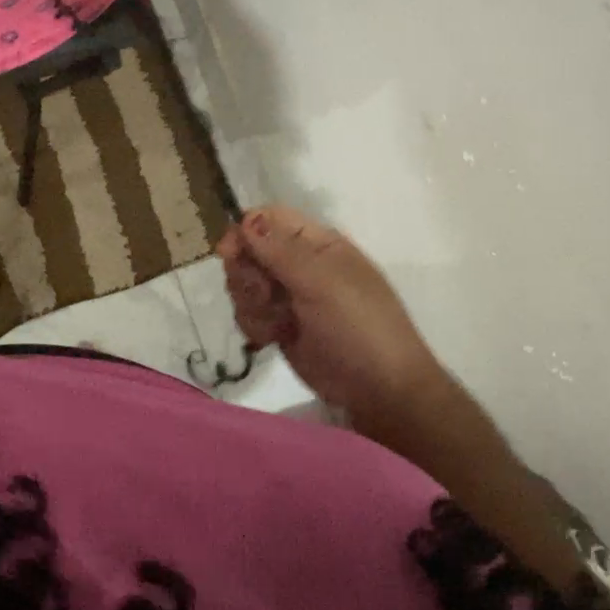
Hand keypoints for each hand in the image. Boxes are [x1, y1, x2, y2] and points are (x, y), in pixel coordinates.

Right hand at [220, 207, 456, 446]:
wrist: (379, 390)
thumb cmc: (358, 327)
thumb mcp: (322, 282)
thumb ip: (280, 250)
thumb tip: (245, 219)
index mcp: (316, 243)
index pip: (266, 220)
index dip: (244, 233)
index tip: (230, 255)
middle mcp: (299, 264)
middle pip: (247, 252)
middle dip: (247, 276)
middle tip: (265, 297)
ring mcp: (288, 296)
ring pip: (243, 285)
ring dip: (251, 305)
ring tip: (276, 324)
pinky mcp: (279, 325)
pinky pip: (248, 313)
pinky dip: (255, 326)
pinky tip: (273, 339)